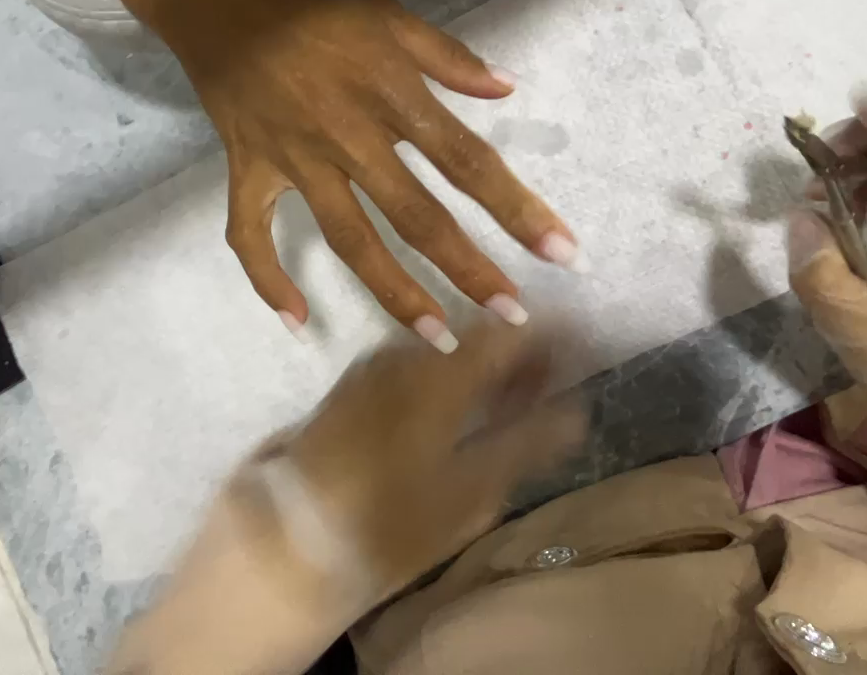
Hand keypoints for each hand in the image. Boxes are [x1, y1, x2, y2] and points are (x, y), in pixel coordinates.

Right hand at [84, 0, 580, 349]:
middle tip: (513, 314)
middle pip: (417, 216)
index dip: (517, 209)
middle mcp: (346, 136)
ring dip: (396, 292)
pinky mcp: (246, 168)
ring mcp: (292, 159)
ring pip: (349, 240)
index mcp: (388, 93)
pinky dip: (268, 280)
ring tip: (440, 337)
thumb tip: (506, 88)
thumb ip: (447, 55)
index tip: (561, 253)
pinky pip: (251, 235)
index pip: (466, 162)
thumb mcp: (386, 9)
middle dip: (468, 268)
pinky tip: (297, 321)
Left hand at [260, 324, 582, 602]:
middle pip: (479, 331)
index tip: (582, 345)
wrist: (285, 536)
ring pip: (448, 343)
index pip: (512, 330)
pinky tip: (461, 398)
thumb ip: (526, 446)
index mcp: (442, 371)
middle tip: (552, 374)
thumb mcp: (469, 496)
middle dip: (521, 347)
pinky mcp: (357, 379)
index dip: (553, 332)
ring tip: (513, 392)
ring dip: (485, 359)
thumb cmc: (386, 523)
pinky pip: (418, 357)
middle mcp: (409, 350)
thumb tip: (575, 413)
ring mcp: (378, 361)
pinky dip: (449, 368)